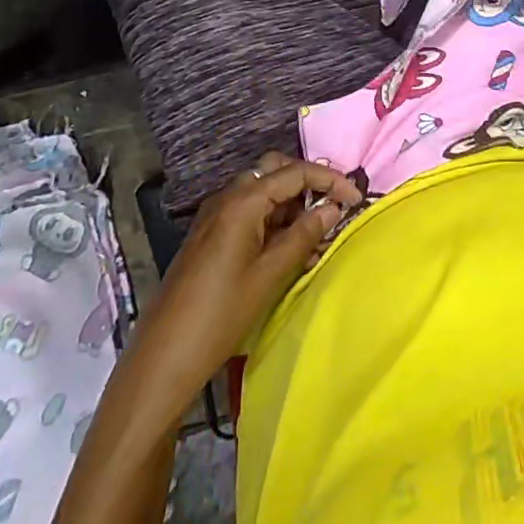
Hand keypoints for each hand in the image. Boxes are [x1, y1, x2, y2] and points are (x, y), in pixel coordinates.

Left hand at [132, 153, 361, 398]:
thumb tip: (332, 209)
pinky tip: (292, 248)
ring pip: (262, 192)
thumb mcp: (270, 274)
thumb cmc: (222, 313)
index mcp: (242, 201)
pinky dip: (274, 221)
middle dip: (308, 184)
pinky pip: (250, 213)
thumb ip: (303, 236)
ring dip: (292, 205)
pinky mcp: (212, 234)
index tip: (357, 199)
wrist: (166, 352)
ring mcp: (216, 215)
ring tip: (318, 237)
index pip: (294, 172)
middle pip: (275, 171)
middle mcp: (227, 197)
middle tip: (334, 210)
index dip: (329, 180)